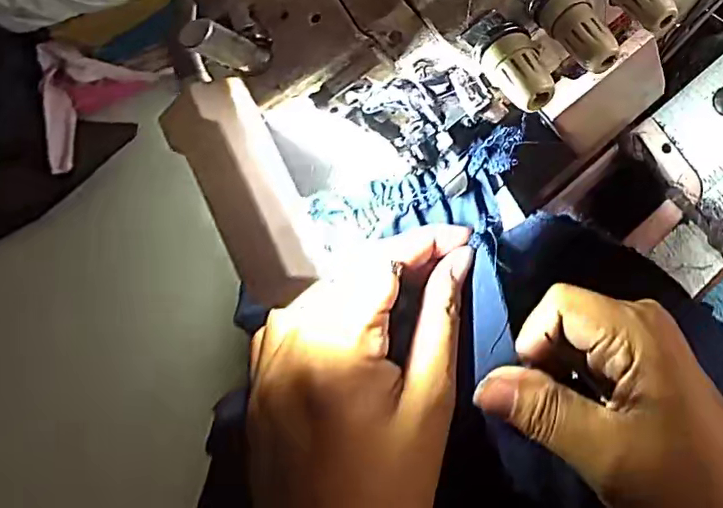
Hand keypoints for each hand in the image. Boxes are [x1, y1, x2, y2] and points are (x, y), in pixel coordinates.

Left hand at [246, 225, 474, 507]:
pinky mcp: (260, 384)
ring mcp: (266, 368)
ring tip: (413, 280)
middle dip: (403, 255)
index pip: (380, 263)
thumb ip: (443, 316)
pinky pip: (297, 316)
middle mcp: (288, 350)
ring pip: (322, 286)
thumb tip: (457, 260)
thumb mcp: (432, 396)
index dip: (427, 241)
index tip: (462, 239)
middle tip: (447, 259)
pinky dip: (335, 299)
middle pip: (349, 268)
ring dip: (369, 274)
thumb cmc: (390, 486)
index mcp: (332, 352)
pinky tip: (364, 309)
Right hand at [472, 284, 722, 507]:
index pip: (557, 302)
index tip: (533, 399)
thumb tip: (486, 386)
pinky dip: (579, 382)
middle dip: (545, 364)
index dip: (532, 344)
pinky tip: (591, 416)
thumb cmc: (677, 470)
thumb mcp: (605, 450)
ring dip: (561, 378)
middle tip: (553, 419)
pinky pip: (594, 352)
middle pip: (565, 317)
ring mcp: (642, 332)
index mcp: (631, 325)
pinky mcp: (643, 352)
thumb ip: (544, 413)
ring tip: (575, 421)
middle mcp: (636, 315)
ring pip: (576, 337)